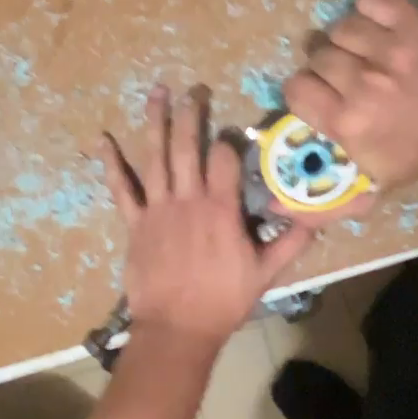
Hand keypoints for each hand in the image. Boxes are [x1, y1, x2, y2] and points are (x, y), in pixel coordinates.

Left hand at [101, 86, 314, 346]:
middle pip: (188, 147)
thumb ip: (290, 244)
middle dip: (191, 115)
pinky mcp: (135, 224)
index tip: (231, 135)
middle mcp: (188, 200)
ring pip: (156, 157)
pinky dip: (111, 164)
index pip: (224, 159)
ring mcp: (158, 209)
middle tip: (192, 90)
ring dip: (156, 123)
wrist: (177, 328)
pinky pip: (122, 189)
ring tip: (157, 92)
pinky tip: (102, 140)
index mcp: (221, 210)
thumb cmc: (222, 302)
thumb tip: (315, 221)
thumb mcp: (264, 274)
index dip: (228, 142)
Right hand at [283, 0, 417, 186]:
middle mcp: (364, 84)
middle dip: (327, 68)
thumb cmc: (417, 160)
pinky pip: (374, 0)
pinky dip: (368, 10)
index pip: (296, 89)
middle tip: (347, 78)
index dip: (304, 92)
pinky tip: (376, 26)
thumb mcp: (366, 179)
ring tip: (363, 52)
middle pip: (318, 56)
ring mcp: (392, 51)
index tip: (318, 96)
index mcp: (347, 123)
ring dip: (347, 41)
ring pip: (342, 28)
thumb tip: (279, 187)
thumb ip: (324, 177)